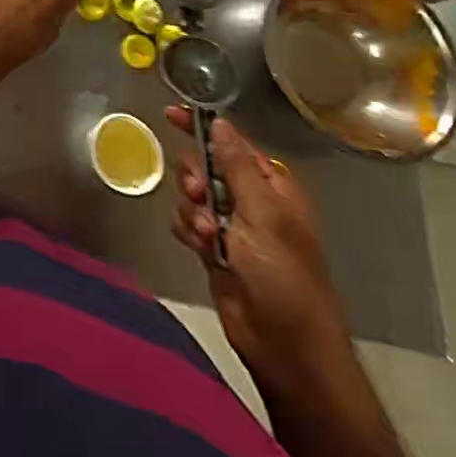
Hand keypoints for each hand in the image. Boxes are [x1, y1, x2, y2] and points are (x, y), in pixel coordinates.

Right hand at [165, 106, 349, 364]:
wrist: (284, 342)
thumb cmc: (283, 273)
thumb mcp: (263, 213)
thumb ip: (236, 166)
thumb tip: (220, 123)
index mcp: (270, 184)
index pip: (230, 143)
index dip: (201, 127)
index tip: (171, 114)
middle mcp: (248, 199)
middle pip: (204, 167)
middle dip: (195, 179)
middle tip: (200, 196)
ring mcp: (229, 225)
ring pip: (191, 196)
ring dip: (193, 211)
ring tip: (209, 236)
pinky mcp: (212, 249)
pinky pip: (186, 224)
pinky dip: (190, 233)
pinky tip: (203, 250)